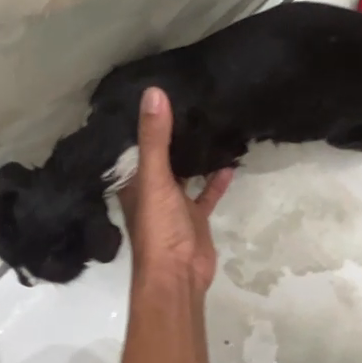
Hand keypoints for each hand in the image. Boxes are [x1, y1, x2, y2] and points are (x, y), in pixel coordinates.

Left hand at [120, 87, 232, 294]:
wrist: (178, 274)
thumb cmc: (159, 228)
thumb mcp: (154, 178)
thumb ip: (155, 139)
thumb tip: (154, 92)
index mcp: (132, 181)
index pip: (134, 143)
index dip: (142, 119)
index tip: (155, 88)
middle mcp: (150, 189)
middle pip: (160, 155)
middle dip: (173, 133)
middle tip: (190, 98)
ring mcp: (174, 204)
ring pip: (184, 172)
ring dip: (195, 154)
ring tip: (211, 122)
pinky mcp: (195, 216)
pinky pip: (206, 192)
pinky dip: (216, 179)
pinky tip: (229, 161)